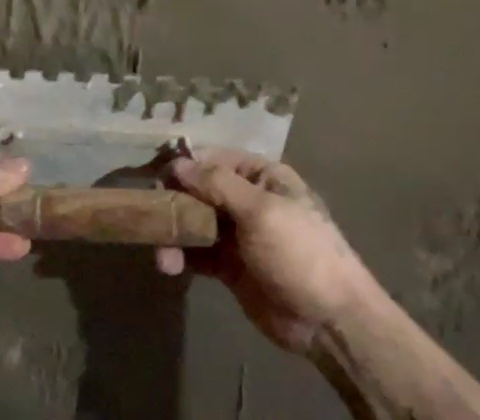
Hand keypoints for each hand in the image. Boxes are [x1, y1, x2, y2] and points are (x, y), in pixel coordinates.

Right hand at [155, 149, 366, 353]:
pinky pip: (198, 253)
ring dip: (174, 232)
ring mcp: (239, 235)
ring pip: (195, 223)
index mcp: (263, 177)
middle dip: (175, 200)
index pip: (216, 159)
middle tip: (150, 213)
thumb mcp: (261, 211)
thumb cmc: (300, 252)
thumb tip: (178, 164)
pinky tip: (168, 265)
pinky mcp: (230, 267)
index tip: (156, 174)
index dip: (186, 165)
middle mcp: (248, 201)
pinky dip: (180, 256)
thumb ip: (217, 184)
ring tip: (161, 252)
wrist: (329, 320)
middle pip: (201, 190)